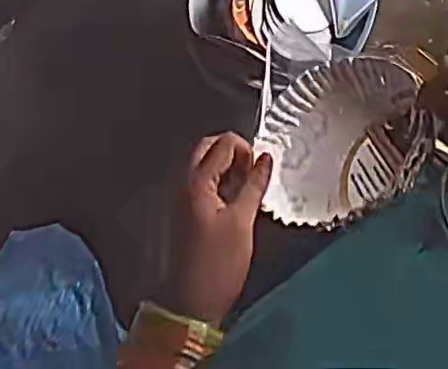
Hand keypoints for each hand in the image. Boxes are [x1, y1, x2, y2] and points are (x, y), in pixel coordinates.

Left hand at [162, 133, 272, 323]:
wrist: (190, 306)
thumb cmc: (217, 265)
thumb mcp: (242, 221)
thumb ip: (254, 184)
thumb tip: (266, 158)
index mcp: (197, 181)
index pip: (224, 143)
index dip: (246, 150)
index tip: (259, 169)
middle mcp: (184, 182)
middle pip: (209, 146)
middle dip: (233, 151)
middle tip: (252, 170)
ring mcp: (182, 196)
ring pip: (205, 162)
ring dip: (226, 165)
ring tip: (246, 186)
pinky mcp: (185, 210)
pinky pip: (202, 180)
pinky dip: (219, 180)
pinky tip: (234, 199)